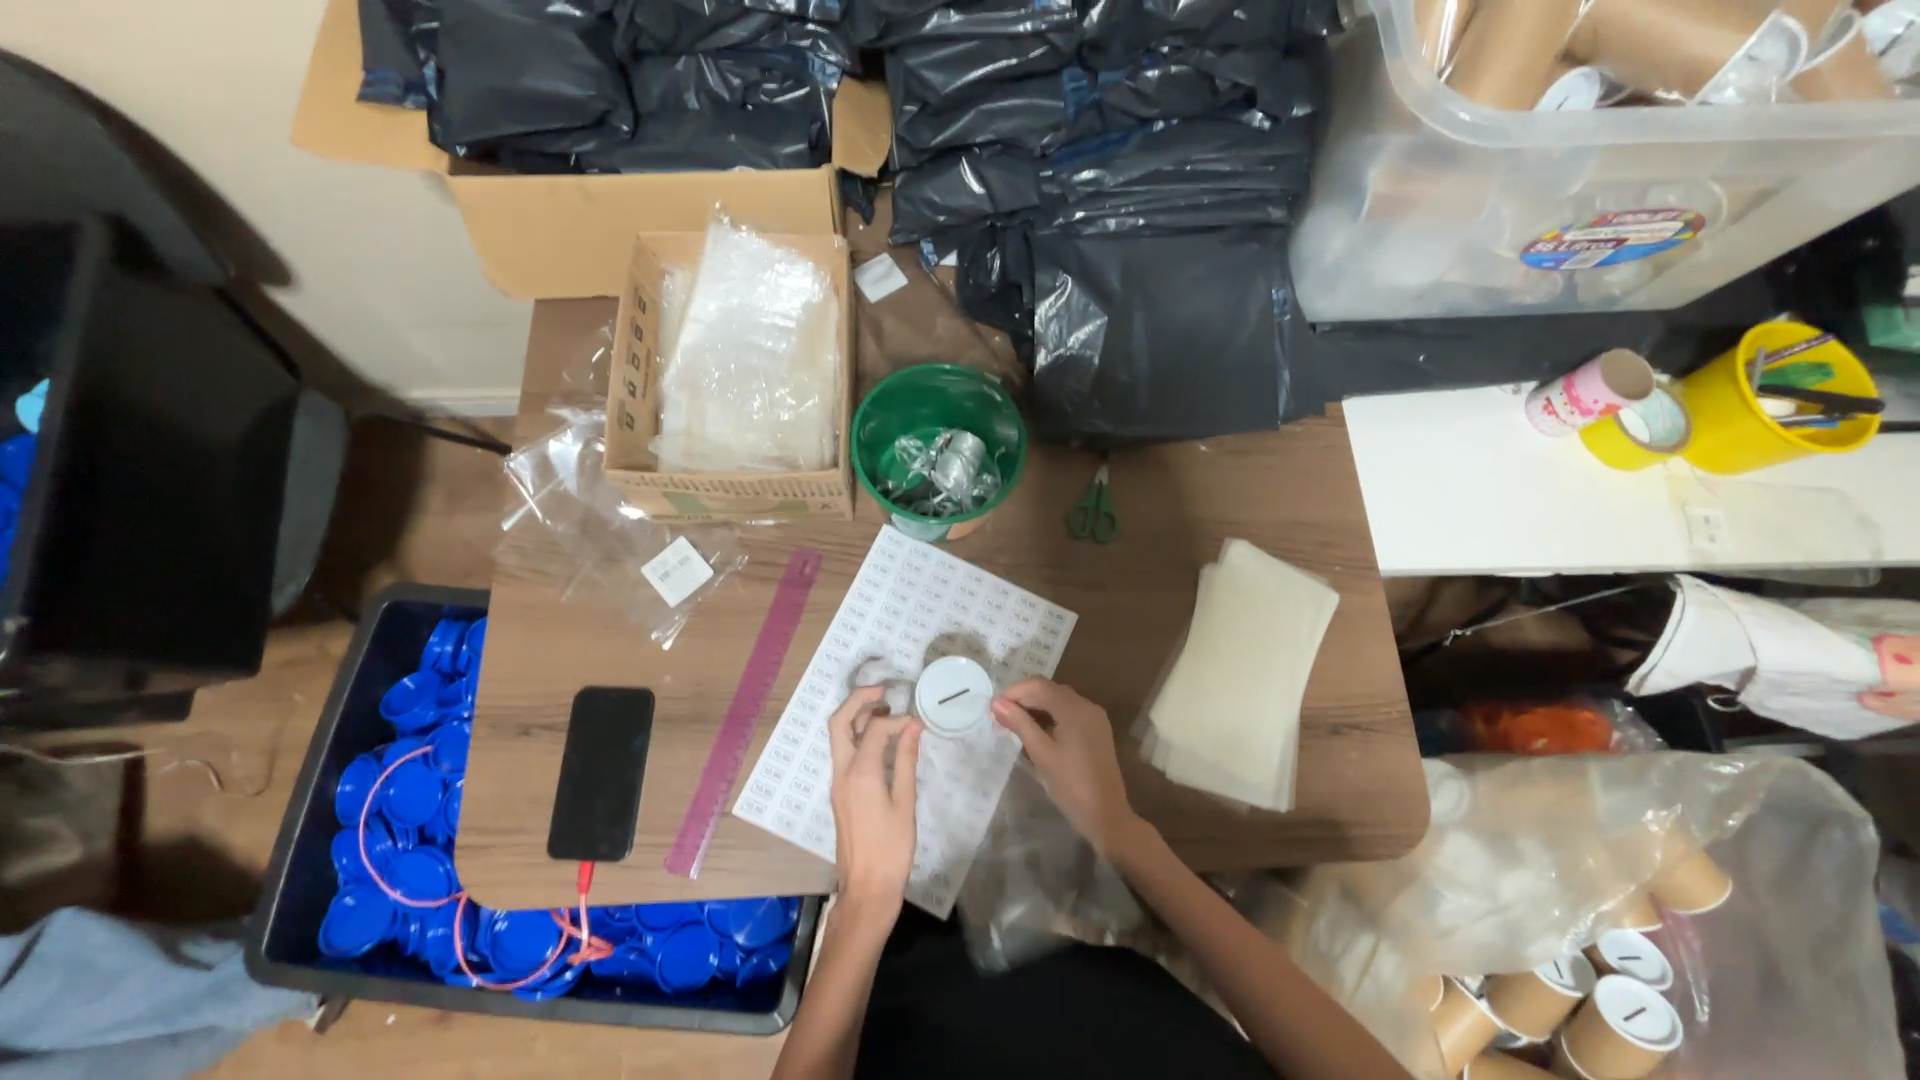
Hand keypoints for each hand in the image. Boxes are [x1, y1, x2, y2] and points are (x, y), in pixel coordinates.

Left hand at [828, 686, 923, 913]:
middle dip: (858, 700)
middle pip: (839, 723)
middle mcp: (842, 773)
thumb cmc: (892, 849)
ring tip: (885, 709)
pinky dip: (858, 737)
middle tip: (884, 690)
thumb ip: (906, 761)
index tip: (918, 723)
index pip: (874, 729)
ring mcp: (837, 783)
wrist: (867, 889)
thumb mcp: (905, 803)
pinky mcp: (840, 793)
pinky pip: (844, 754)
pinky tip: (881, 741)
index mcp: (860, 773)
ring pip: (838, 737)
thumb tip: (913, 726)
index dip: (897, 720)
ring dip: (857, 717)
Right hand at [991, 678, 1144, 855]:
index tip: (993, 709)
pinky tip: (1036, 731)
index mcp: (1075, 708)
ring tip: (1013, 724)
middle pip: (1050, 690)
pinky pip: (1069, 713)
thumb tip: (996, 703)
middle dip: (1024, 698)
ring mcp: (1094, 718)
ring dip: (1036, 707)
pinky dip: (1050, 716)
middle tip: (1000, 716)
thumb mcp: (1041, 753)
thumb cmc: (1070, 785)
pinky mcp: (1096, 731)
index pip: (1038, 686)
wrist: (1105, 814)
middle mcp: (1087, 706)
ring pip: (1059, 701)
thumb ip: (1019, 724)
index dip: (1014, 692)